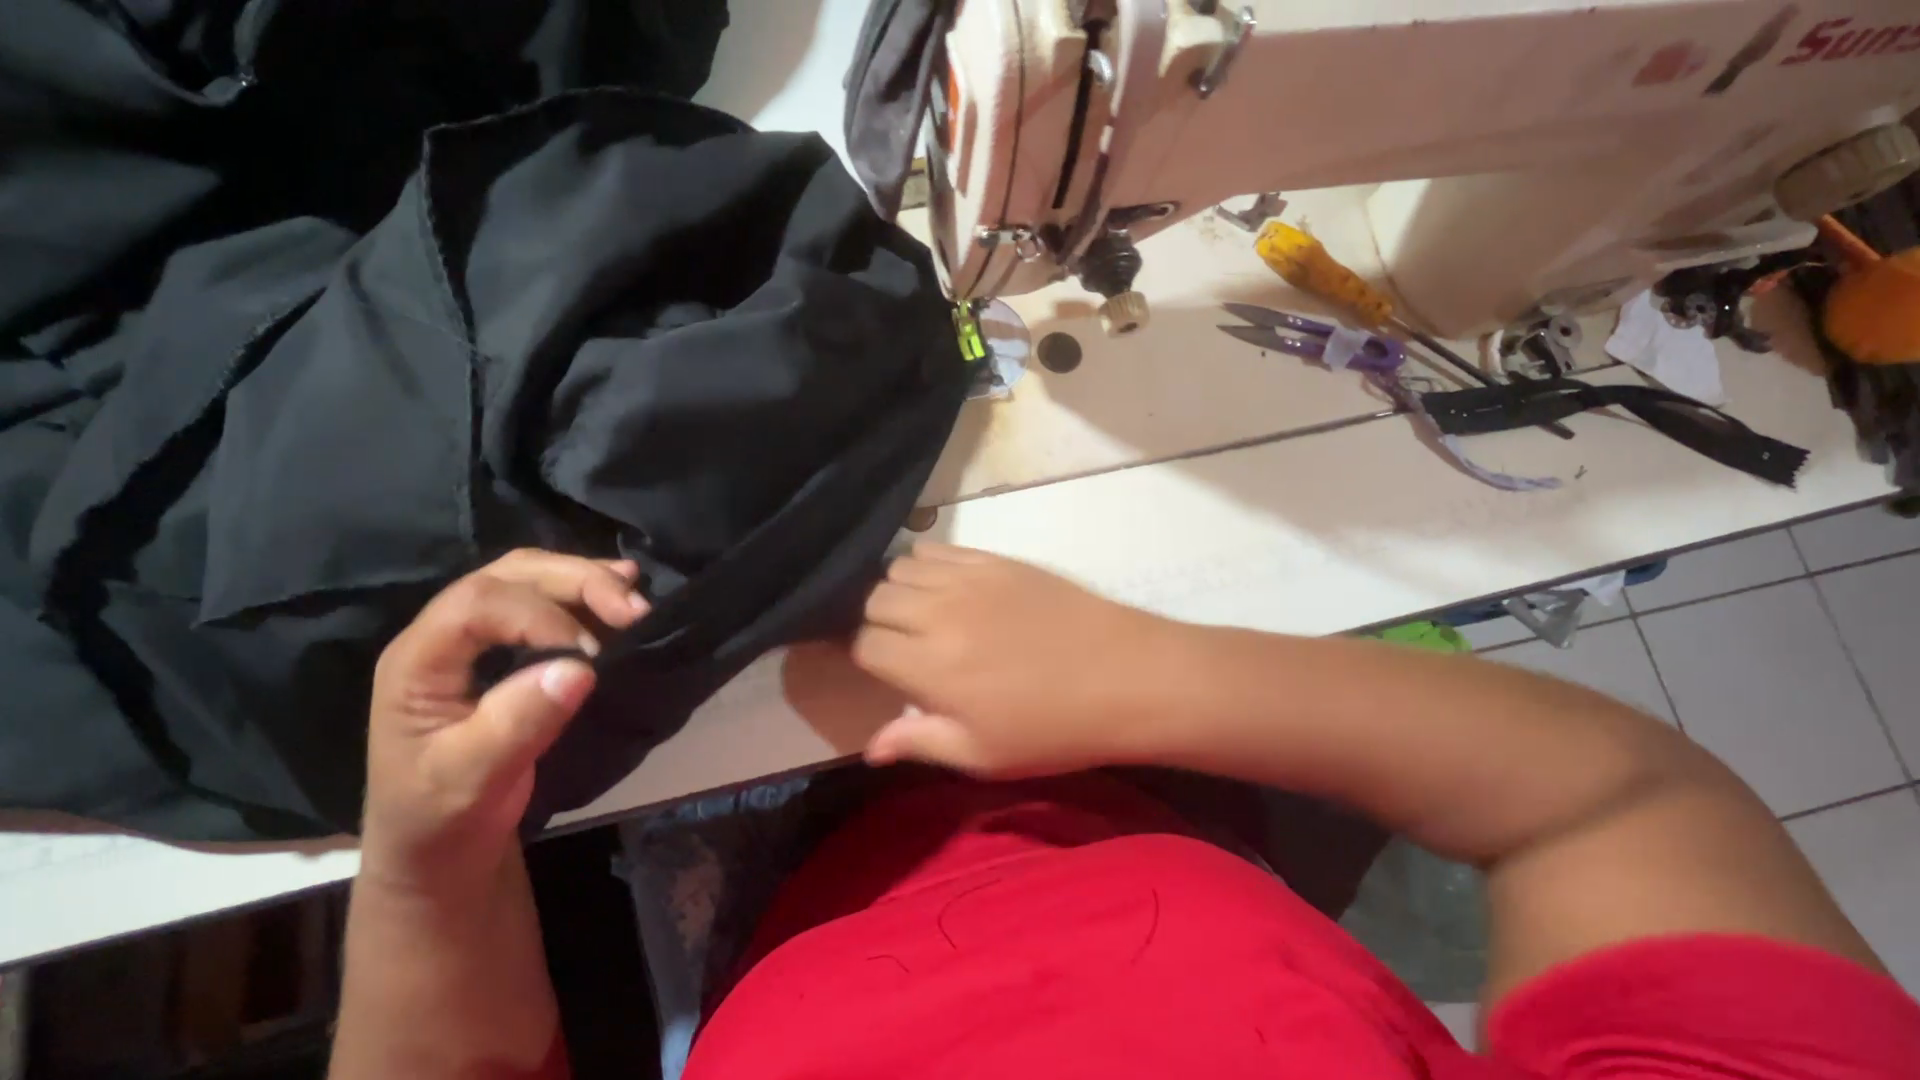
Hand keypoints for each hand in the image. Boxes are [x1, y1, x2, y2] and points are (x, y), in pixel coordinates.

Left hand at [362, 549, 647, 892]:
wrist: (437, 847)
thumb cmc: (441, 816)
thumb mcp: (472, 779)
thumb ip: (519, 723)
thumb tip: (581, 668)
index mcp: (418, 660)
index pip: (478, 604)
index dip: (539, 615)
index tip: (591, 652)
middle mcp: (443, 634)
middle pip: (508, 575)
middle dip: (575, 581)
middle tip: (633, 608)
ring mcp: (474, 638)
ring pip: (530, 577)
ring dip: (585, 579)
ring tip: (634, 596)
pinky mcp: (505, 648)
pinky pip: (545, 600)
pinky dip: (586, 593)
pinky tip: (622, 590)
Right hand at [851, 543, 1181, 776]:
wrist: (1126, 676)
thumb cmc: (1054, 729)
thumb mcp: (984, 755)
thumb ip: (920, 742)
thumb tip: (869, 748)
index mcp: (931, 665)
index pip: (863, 643)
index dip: (866, 660)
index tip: (885, 674)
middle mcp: (939, 611)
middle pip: (874, 599)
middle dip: (877, 622)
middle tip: (904, 647)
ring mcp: (969, 578)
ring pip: (900, 567)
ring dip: (900, 590)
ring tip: (923, 615)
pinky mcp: (996, 559)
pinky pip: (939, 547)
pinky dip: (928, 564)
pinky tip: (947, 588)